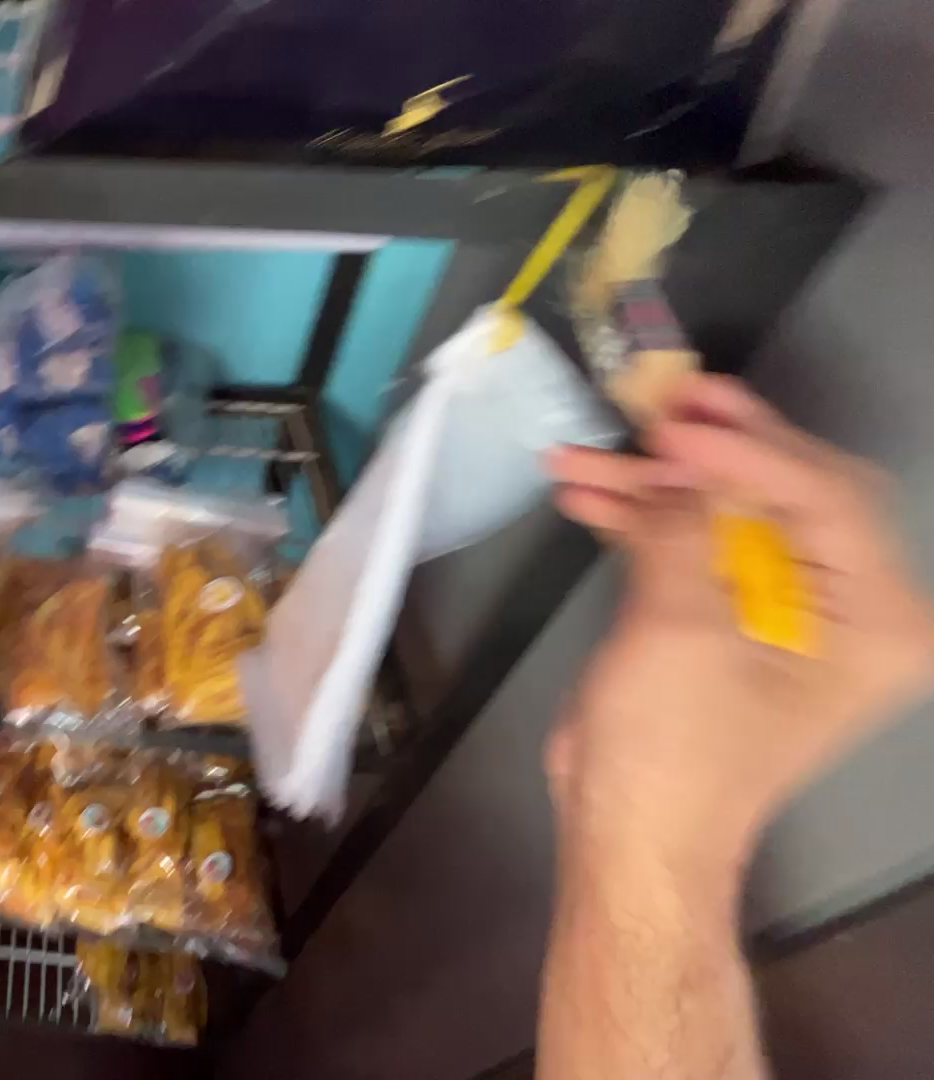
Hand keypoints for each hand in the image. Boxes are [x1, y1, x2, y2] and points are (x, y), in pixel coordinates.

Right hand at [545, 375, 933, 863]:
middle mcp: (837, 604)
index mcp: (873, 617)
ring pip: (716, 518)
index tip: (668, 420)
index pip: (825, 500)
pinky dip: (632, 521)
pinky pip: (681, 549)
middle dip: (704, 452)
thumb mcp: (679, 634)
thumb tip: (680, 465)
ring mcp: (768, 610)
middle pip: (779, 496)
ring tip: (573, 458)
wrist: (627, 816)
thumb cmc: (670, 740)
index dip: (747, 450)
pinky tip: (583, 499)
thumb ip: (687, 539)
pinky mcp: (706, 617)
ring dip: (647, 486)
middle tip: (647, 403)